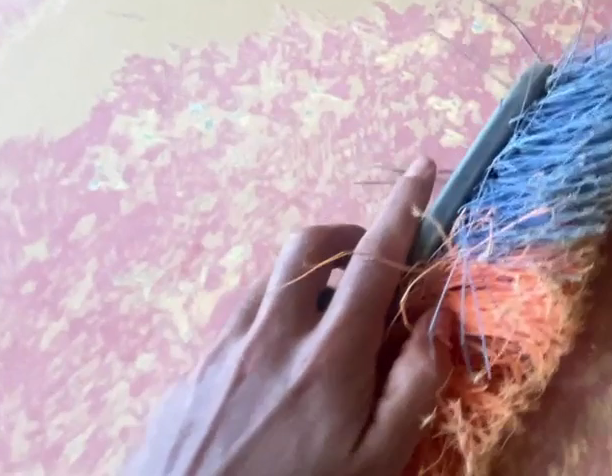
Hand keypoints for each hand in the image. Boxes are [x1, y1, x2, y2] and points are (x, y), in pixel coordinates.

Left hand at [128, 157, 450, 475]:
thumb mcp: (379, 460)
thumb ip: (415, 380)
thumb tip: (431, 317)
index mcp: (329, 357)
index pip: (375, 257)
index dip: (404, 205)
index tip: (421, 165)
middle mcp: (270, 340)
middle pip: (307, 245)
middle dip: (345, 234)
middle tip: (367, 266)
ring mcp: (216, 359)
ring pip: (267, 279)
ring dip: (307, 277)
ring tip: (324, 323)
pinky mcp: (179, 383)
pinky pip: (233, 324)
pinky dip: (269, 321)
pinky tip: (273, 376)